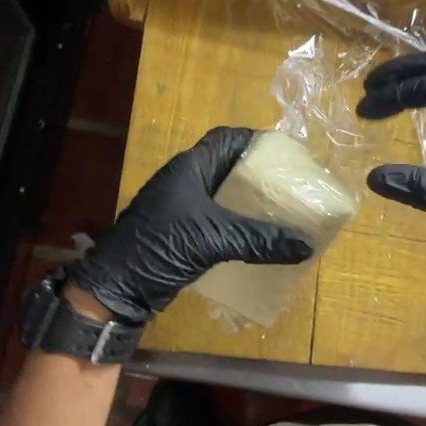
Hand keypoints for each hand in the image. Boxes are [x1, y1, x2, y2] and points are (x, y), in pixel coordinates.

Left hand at [67, 126, 315, 321]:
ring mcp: (182, 208)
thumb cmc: (162, 246)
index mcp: (190, 168)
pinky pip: (218, 220)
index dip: (256, 141)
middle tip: (291, 184)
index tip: (287, 153)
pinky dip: (239, 224)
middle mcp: (186, 181)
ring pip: (224, 195)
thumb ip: (260, 240)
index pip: (227, 139)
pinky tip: (260, 238)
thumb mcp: (215, 239)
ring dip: (250, 202)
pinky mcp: (183, 232)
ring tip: (283, 210)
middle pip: (229, 166)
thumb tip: (306, 245)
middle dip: (259, 174)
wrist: (119, 287)